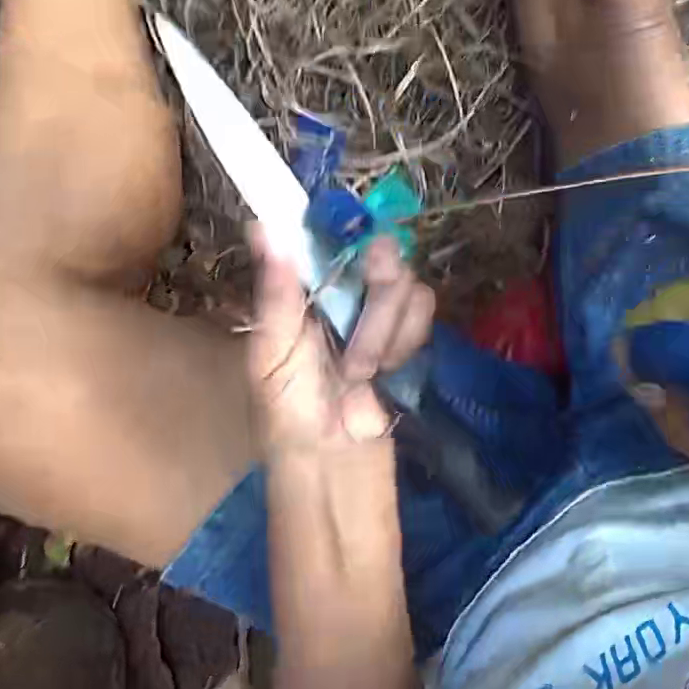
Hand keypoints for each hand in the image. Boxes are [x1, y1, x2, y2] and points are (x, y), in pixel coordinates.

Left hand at [245, 227, 435, 454]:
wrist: (336, 462)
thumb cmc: (289, 412)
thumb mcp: (271, 355)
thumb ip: (277, 291)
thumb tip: (262, 225)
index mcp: (308, 287)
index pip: (334, 234)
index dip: (348, 230)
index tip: (354, 252)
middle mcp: (348, 288)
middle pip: (383, 253)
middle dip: (376, 297)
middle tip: (353, 334)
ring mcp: (383, 308)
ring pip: (408, 284)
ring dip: (384, 331)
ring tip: (360, 371)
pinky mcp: (411, 331)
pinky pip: (425, 311)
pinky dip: (406, 341)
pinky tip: (388, 369)